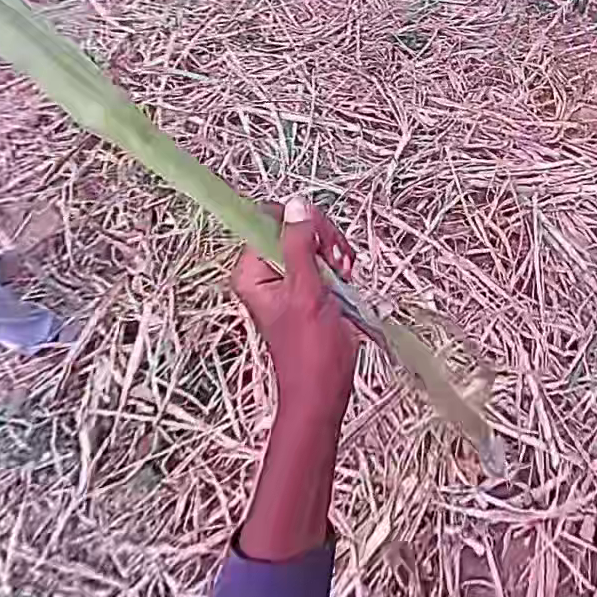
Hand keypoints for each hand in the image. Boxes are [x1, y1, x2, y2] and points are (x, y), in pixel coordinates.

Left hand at [232, 196, 359, 561]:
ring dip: (334, 252)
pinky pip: (324, 255)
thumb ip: (300, 245)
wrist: (325, 390)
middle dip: (322, 239)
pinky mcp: (308, 283)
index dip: (299, 223)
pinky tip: (344, 280)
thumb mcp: (305, 291)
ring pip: (313, 239)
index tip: (319, 241)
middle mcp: (267, 270)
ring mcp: (289, 276)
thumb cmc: (310, 351)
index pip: (270, 221)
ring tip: (341, 276)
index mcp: (252, 271)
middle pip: (295, 226)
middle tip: (335, 263)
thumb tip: (296, 205)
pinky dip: (339, 263)